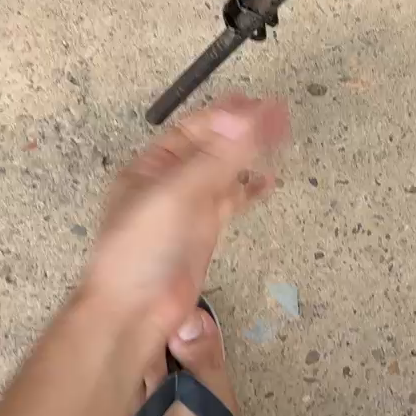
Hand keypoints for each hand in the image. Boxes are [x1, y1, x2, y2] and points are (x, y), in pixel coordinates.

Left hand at [81, 93, 288, 340]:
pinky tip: (269, 180)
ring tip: (280, 135)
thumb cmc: (139, 251)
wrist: (135, 311)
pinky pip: (233, 198)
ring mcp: (189, 204)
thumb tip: (248, 116)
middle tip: (278, 112)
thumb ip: (217, 157)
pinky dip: (252, 188)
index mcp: (152, 165)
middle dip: (245, 128)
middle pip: (214, 144)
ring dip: (252, 152)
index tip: (261, 103)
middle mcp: (170, 180)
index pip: (196, 129)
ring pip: (227, 168)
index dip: (229, 114)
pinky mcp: (205, 228)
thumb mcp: (177, 194)